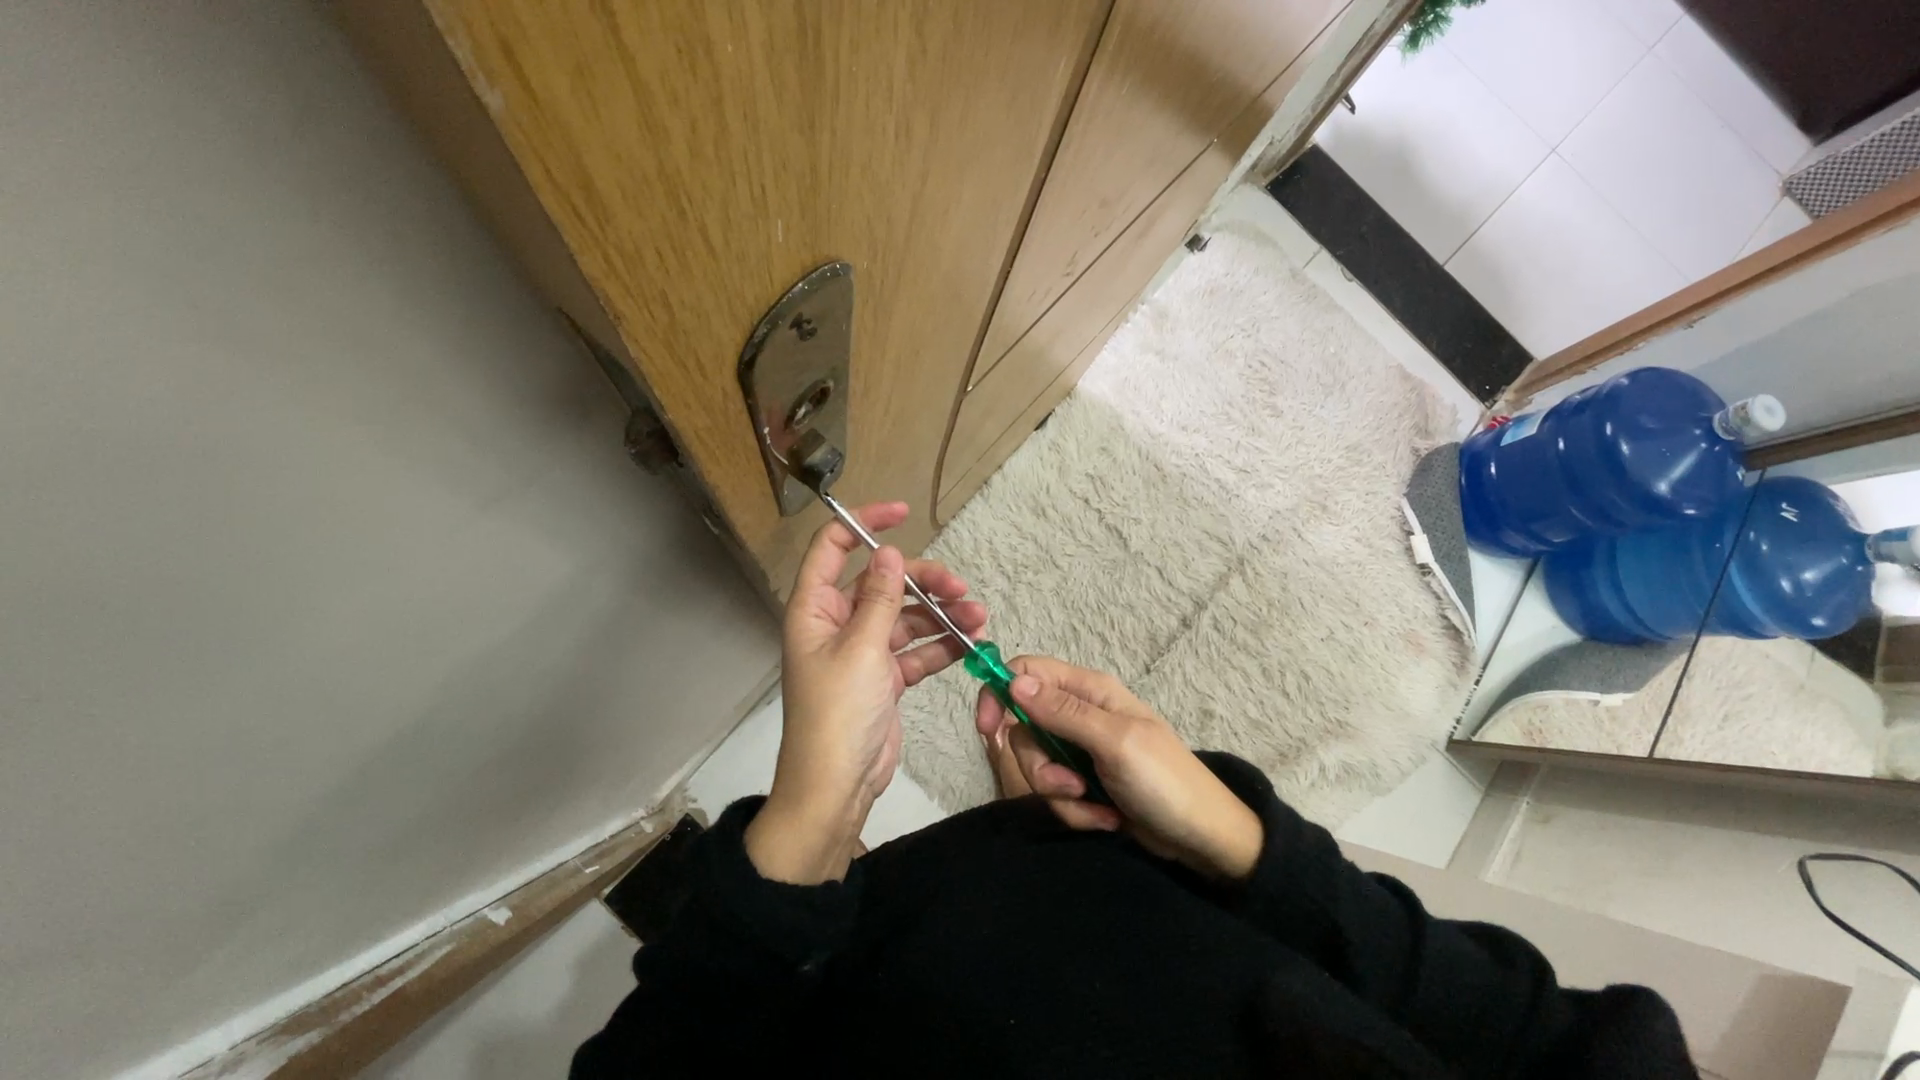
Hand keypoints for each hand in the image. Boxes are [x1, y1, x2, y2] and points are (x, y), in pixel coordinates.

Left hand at [746, 501, 985, 883]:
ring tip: (978, 617)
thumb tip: (888, 551)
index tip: (902, 513)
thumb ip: (879, 598)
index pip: (832, 549)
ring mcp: (863, 652)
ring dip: (941, 615)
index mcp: (815, 609)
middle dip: (923, 583)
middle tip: (961, 589)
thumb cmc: (837, 714)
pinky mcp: (886, 678)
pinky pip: (917, 650)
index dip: (863, 525)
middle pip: (883, 584)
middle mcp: (838, 624)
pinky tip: (971, 643)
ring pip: (906, 617)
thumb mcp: (861, 649)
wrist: (837, 786)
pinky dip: (942, 646)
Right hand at [975, 656, 1262, 880]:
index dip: (1000, 693)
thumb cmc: (1166, 782)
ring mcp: (1081, 751)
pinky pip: (1056, 793)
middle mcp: (1081, 715)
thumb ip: (1063, 712)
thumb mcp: (1115, 742)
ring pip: (1037, 765)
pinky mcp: (1084, 784)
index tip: (989, 728)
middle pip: (1024, 727)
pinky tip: (1106, 818)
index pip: (1027, 672)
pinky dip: (1076, 811)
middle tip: (1070, 785)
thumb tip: (1013, 680)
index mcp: (1091, 691)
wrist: (1202, 839)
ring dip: (1060, 794)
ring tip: (1097, 806)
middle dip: (1039, 765)